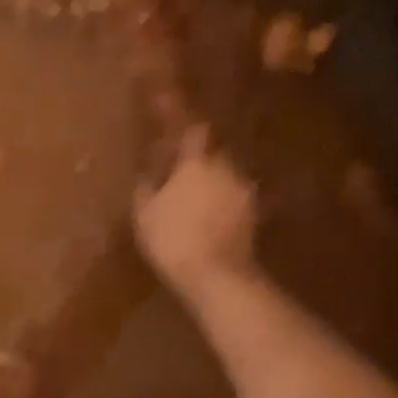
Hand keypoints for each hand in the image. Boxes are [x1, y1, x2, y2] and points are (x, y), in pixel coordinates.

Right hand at [134, 125, 257, 296]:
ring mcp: (244, 192)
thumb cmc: (172, 238)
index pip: (195, 131)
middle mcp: (226, 169)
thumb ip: (146, 187)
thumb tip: (149, 173)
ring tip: (195, 196)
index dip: (185, 125)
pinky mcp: (254, 215)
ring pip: (226, 176)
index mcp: (196, 163)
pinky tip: (210, 216)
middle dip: (199, 158)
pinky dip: (223, 202)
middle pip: (213, 153)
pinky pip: (233, 199)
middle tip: (181, 169)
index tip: (175, 123)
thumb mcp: (144, 213)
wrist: (216, 274)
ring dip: (213, 181)